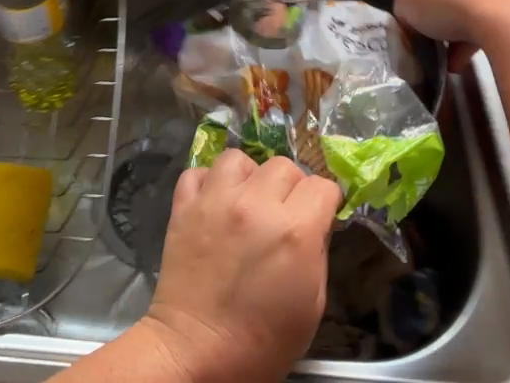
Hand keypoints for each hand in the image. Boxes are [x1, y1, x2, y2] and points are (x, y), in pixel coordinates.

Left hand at [143, 151, 341, 382]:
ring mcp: (215, 200)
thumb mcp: (312, 304)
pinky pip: (198, 172)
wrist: (197, 350)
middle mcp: (255, 204)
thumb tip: (316, 221)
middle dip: (291, 186)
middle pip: (284, 166)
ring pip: (240, 159)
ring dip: (249, 177)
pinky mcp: (184, 205)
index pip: (321, 186)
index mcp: (294, 231)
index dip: (325, 200)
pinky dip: (209, 182)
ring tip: (247, 201)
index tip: (321, 213)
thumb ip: (316, 252)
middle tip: (284, 212)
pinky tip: (215, 203)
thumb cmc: (262, 340)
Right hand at [393, 0, 509, 50]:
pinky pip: (482, 14)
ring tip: (449, 58)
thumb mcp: (403, 7)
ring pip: (461, 2)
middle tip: (428, 37)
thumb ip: (403, 7)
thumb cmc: (440, 3)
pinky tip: (464, 59)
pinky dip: (472, 35)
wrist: (497, 15)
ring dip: (453, 29)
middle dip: (433, 13)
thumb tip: (412, 14)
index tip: (407, 19)